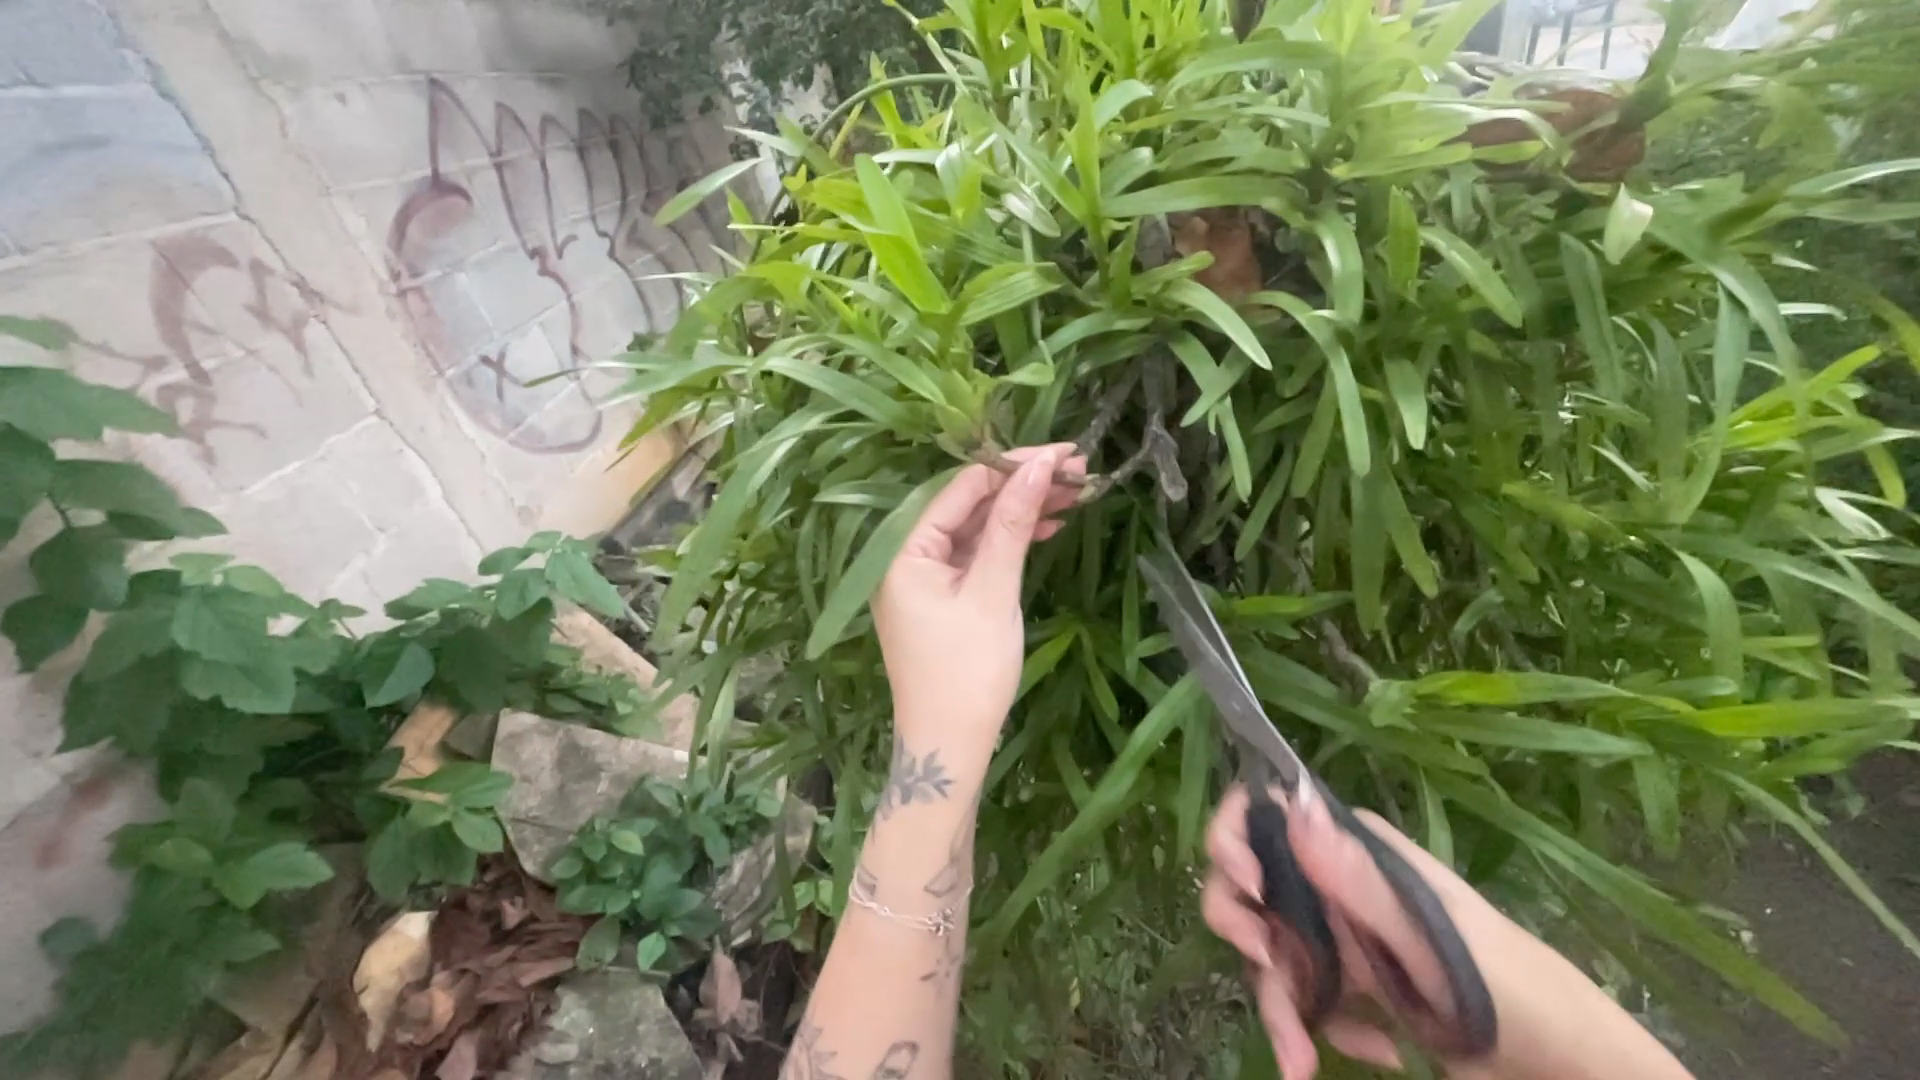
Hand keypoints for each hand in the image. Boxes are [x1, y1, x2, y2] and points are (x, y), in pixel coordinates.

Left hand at [873, 445, 1085, 754]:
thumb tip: (1038, 465)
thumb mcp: (993, 592)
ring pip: (975, 531)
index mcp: (904, 551)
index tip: (1062, 453)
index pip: (961, 488)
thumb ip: (1012, 525)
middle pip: (967, 506)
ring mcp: (923, 580)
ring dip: (1019, 513)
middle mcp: (906, 558)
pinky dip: (1007, 545)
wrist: (950, 747)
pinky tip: (1045, 528)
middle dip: (1020, 487)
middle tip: (1076, 470)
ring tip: (1072, 495)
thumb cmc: (969, 671)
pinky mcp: (941, 600)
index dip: (1011, 465)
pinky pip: (975, 558)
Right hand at [1201, 786, 1692, 1079]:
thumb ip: (1357, 876)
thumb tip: (1292, 799)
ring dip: (1277, 1006)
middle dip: (1241, 927)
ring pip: (1266, 950)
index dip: (1234, 839)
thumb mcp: (1431, 937)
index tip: (1247, 887)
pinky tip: (1374, 1053)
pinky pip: (1298, 999)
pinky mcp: (1343, 985)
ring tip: (1300, 1061)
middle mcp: (1333, 883)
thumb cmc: (1513, 990)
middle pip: (1247, 883)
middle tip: (1265, 964)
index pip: (1265, 812)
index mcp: (1353, 848)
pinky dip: (1316, 1032)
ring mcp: (1336, 935)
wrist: (1568, 1074)